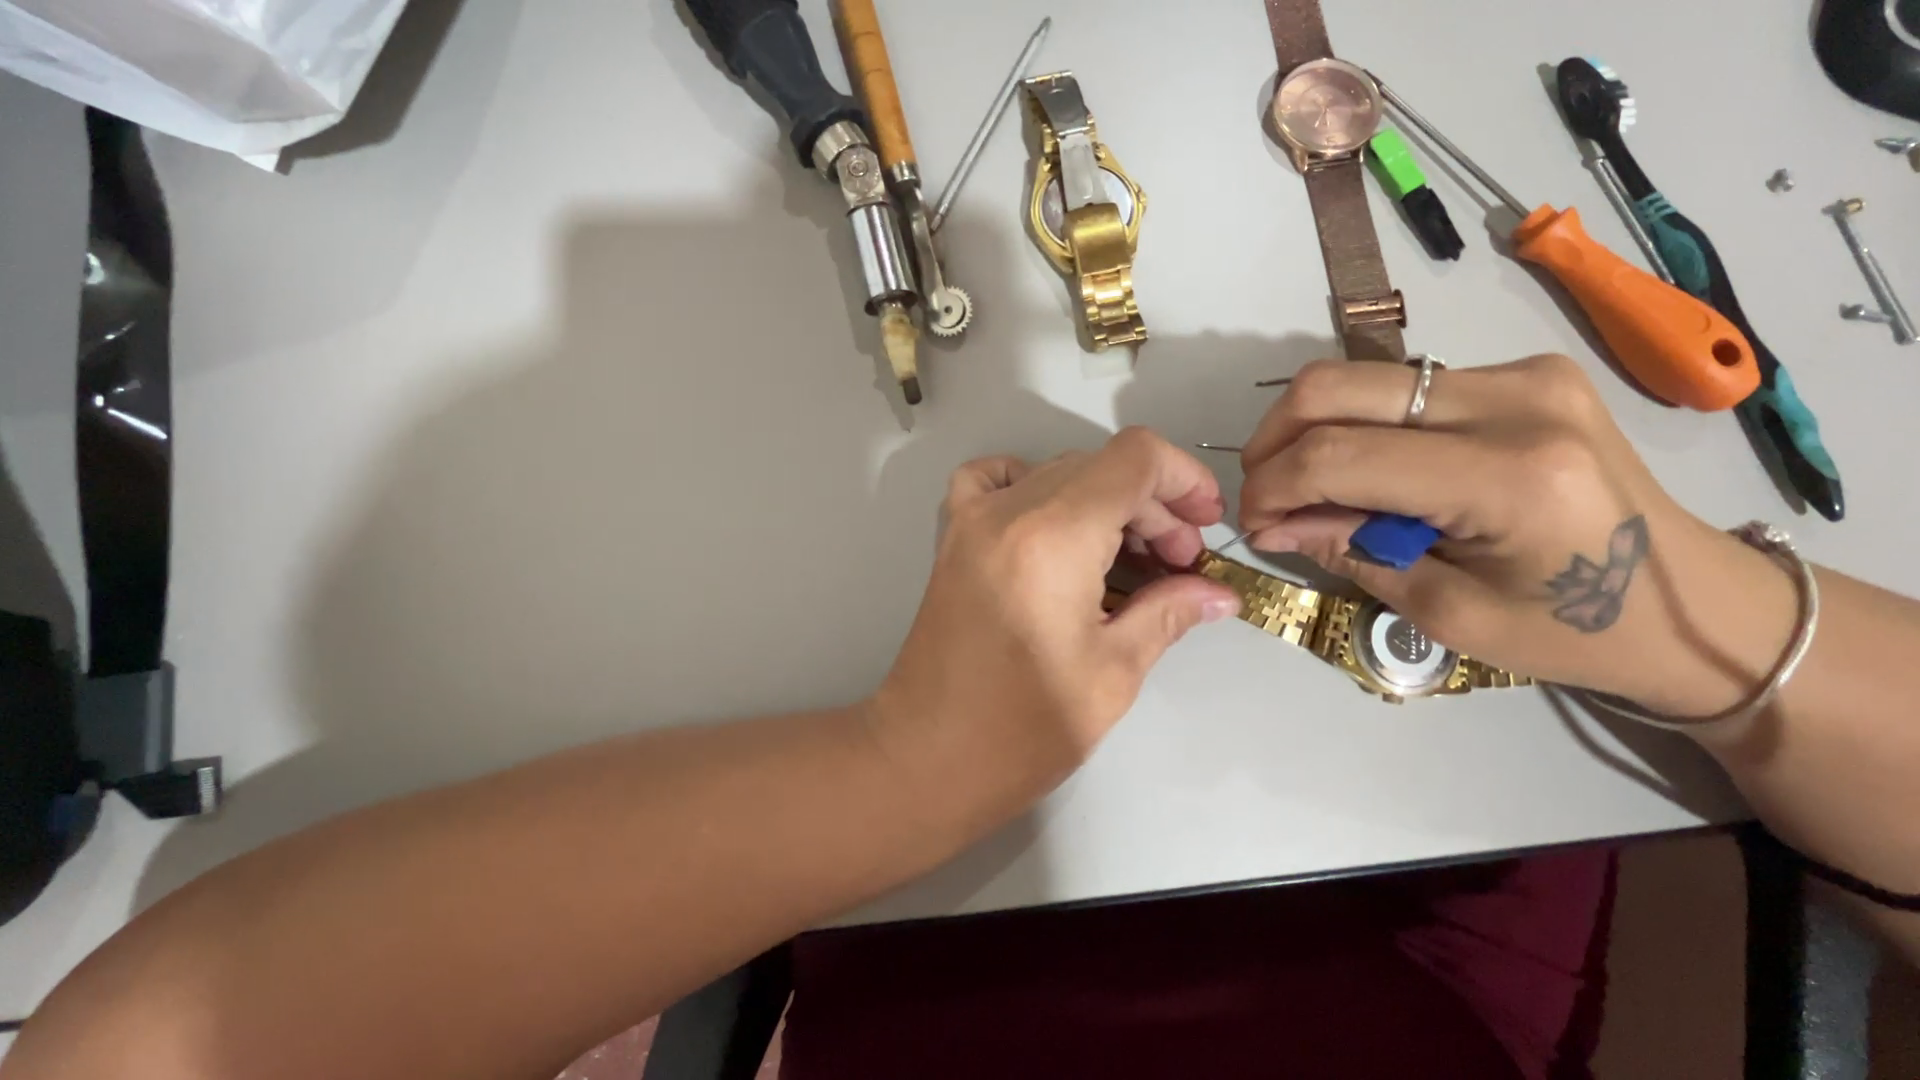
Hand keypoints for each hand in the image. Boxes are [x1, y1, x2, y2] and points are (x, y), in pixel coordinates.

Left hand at [871, 428, 1240, 830]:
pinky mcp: (952, 539)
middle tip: (1177, 568)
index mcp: (1055, 535)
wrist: (928, 756)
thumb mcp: (1114, 672)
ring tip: (1130, 560)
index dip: (1184, 479)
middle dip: (1153, 507)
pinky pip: (995, 481)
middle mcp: (1009, 510)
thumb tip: (1218, 594)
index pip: (1135, 459)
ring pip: (1057, 473)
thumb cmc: (1024, 727)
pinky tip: (1057, 527)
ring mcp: (972, 519)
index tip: (1206, 525)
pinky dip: (1035, 487)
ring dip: (1105, 502)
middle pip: (1100, 467)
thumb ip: (1168, 613)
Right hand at [1237, 355, 1797, 715]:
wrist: (1694, 603)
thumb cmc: (1574, 632)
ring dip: (1311, 431)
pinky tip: (1365, 472)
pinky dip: (1359, 426)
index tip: (1251, 525)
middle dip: (1274, 442)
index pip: (1339, 455)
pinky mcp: (1523, 372)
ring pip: (1361, 377)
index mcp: (1507, 476)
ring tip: (1306, 488)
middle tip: (1263, 496)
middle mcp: (1515, 400)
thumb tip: (1272, 523)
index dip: (1273, 487)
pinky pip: (1403, 386)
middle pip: (1336, 387)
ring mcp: (1523, 374)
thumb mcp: (1447, 612)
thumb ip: (1352, 551)